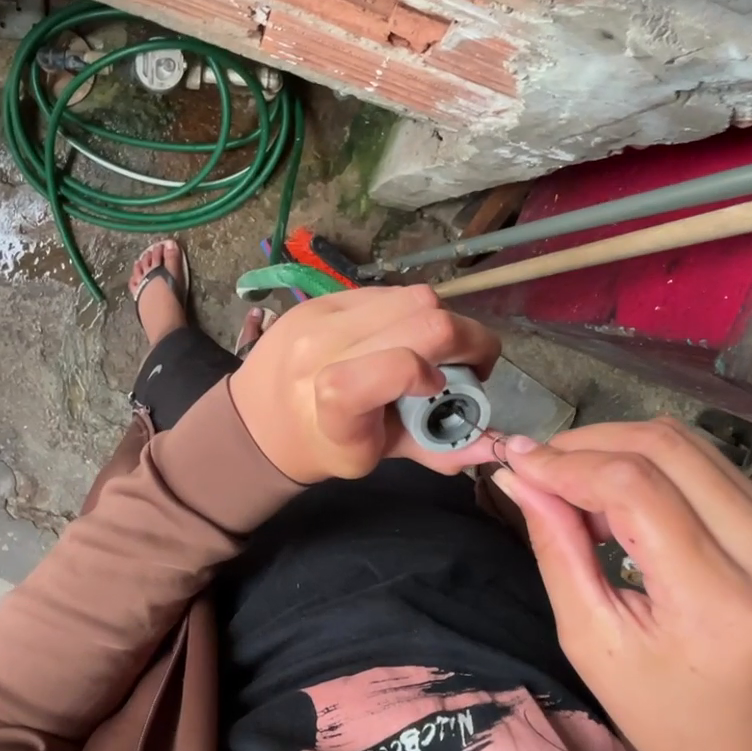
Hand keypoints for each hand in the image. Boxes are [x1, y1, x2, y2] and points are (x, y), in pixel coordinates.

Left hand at [229, 285, 500, 482]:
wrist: (257, 420)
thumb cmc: (321, 446)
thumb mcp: (374, 459)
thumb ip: (436, 449)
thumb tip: (495, 443)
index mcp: (334, 407)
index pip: (392, 366)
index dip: (427, 371)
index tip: (439, 389)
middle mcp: (323, 351)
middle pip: (422, 316)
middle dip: (466, 339)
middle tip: (465, 367)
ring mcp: (318, 317)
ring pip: (411, 295)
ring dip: (437, 321)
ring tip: (431, 352)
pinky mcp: (319, 298)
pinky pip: (386, 291)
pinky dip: (407, 313)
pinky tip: (397, 337)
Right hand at [492, 420, 751, 750]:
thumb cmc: (664, 715)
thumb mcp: (591, 641)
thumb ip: (557, 548)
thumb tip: (518, 475)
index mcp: (721, 605)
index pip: (638, 489)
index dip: (568, 463)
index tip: (516, 461)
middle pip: (668, 447)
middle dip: (589, 443)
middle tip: (540, 467)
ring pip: (691, 446)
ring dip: (619, 450)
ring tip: (579, 491)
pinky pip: (712, 468)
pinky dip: (654, 467)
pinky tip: (623, 502)